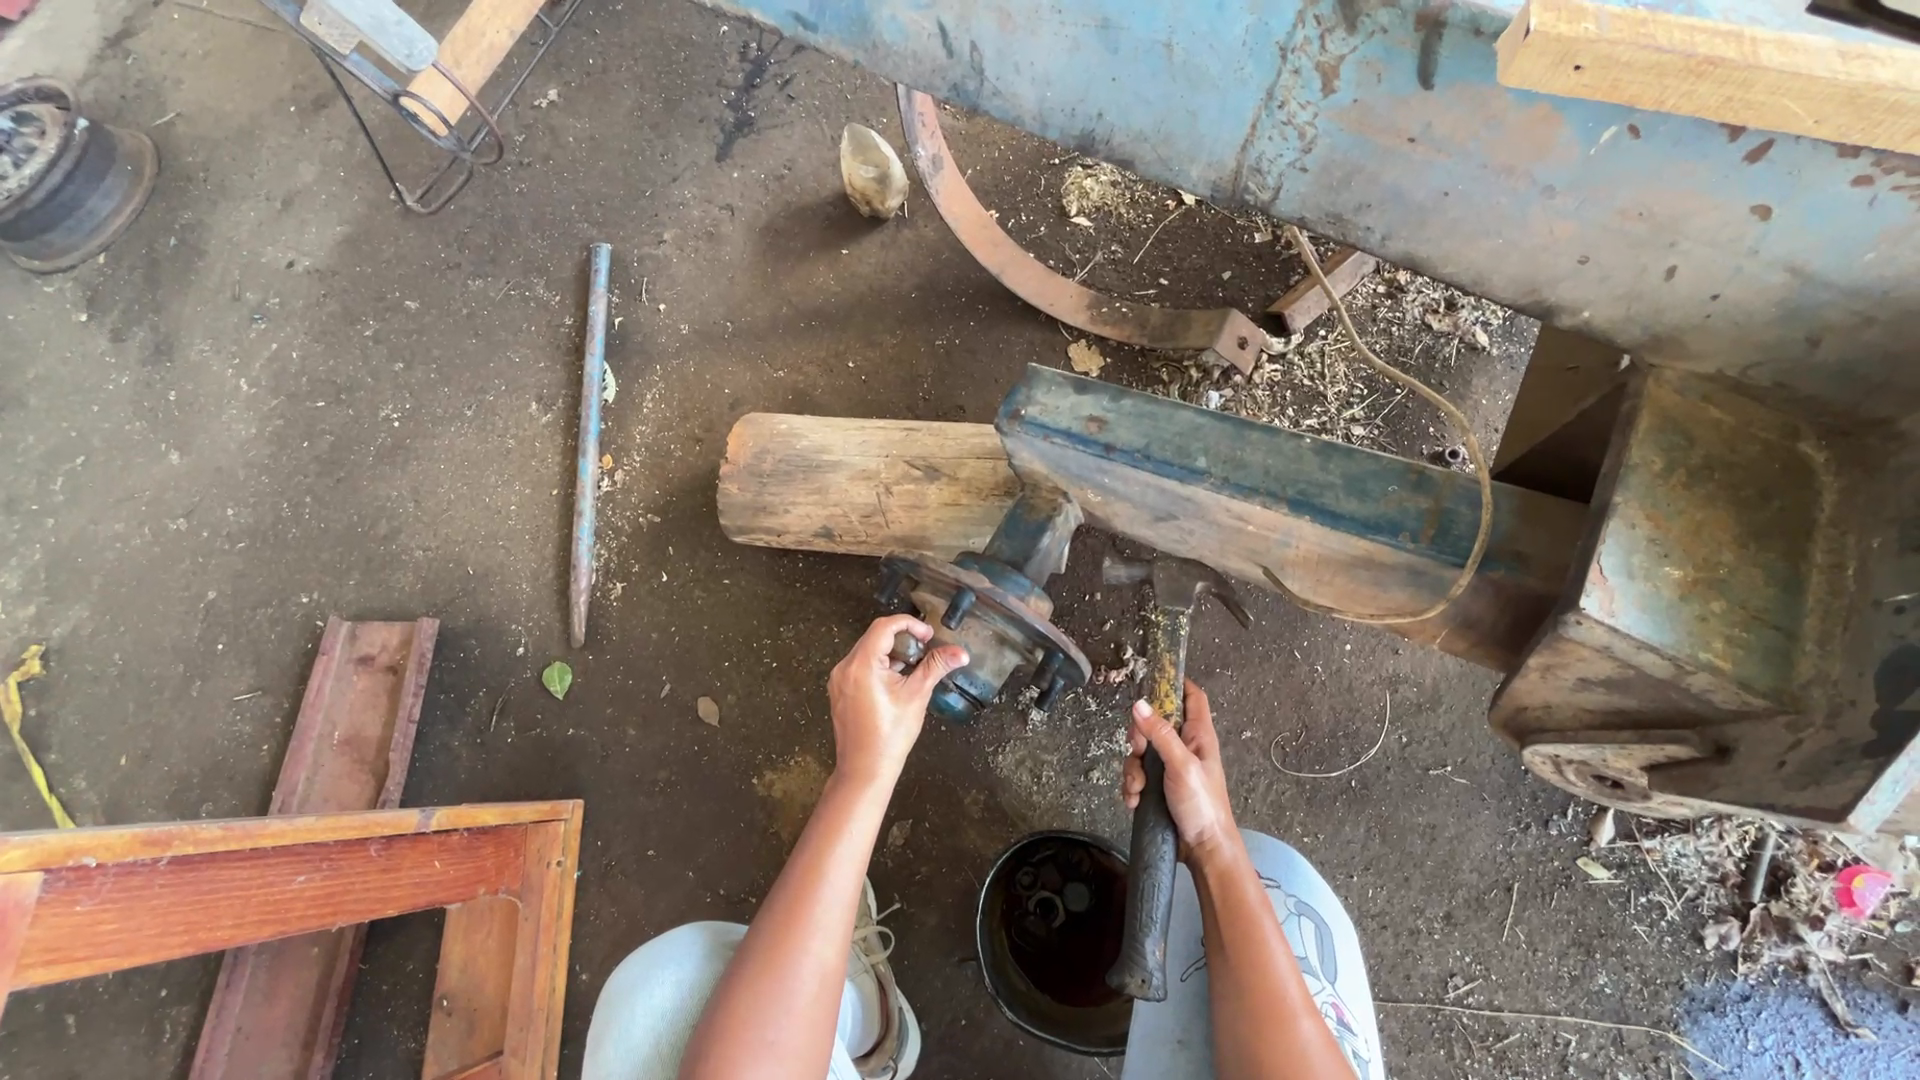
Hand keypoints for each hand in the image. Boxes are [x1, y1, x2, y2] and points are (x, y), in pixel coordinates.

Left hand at [828, 614, 968, 785]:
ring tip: (912, 668)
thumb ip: (936, 666)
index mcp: (862, 664)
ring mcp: (839, 680)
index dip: (909, 624)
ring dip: (891, 653)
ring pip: (867, 651)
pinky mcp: (839, 691)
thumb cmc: (892, 734)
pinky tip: (896, 682)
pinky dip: (879, 665)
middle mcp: (845, 667)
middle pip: (874, 637)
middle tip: (924, 651)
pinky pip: (859, 666)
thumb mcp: (917, 695)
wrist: (865, 769)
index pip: (884, 626)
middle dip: (902, 639)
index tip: (928, 637)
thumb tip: (962, 653)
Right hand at [1122, 680, 1238, 862]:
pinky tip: (1135, 800)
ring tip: (1138, 789)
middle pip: (1155, 723)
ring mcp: (1171, 767)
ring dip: (1133, 770)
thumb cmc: (1203, 805)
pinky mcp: (1159, 787)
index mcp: (1199, 735)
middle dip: (1139, 737)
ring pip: (1141, 753)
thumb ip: (1160, 734)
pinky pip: (1138, 776)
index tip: (1153, 679)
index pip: (1192, 697)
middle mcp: (1185, 747)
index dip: (1176, 683)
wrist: (1204, 850)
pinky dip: (1132, 787)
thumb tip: (1139, 704)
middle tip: (1138, 751)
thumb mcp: (1181, 766)